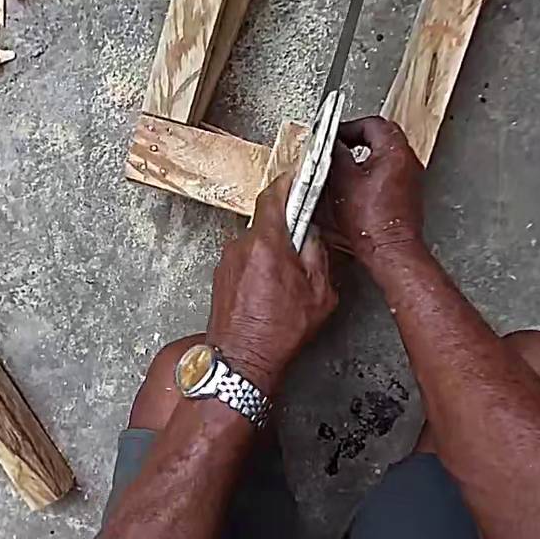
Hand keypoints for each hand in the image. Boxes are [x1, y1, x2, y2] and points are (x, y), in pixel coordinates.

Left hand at [207, 172, 337, 392]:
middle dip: (286, 228)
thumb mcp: (319, 294)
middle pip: (266, 220)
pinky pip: (244, 258)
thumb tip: (313, 235)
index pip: (274, 195)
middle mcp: (241, 245)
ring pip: (255, 241)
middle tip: (303, 246)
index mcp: (267, 243)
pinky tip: (269, 289)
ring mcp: (227, 260)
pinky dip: (258, 265)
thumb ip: (318, 255)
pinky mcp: (220, 274)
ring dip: (272, 250)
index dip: (289, 183)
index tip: (300, 178)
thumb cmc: (278, 332)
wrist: (241, 360)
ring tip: (286, 278)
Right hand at [325, 116, 425, 265]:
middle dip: (357, 140)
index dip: (348, 128)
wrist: (389, 249)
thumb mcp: (343, 181)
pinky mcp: (407, 195)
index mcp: (395, 151)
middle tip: (339, 148)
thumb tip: (331, 144)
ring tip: (345, 168)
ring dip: (364, 157)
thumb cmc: (371, 221)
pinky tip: (356, 187)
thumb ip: (336, 155)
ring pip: (385, 156)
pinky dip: (371, 174)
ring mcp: (410, 178)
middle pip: (382, 137)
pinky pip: (388, 174)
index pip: (372, 123)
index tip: (332, 137)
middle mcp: (408, 161)